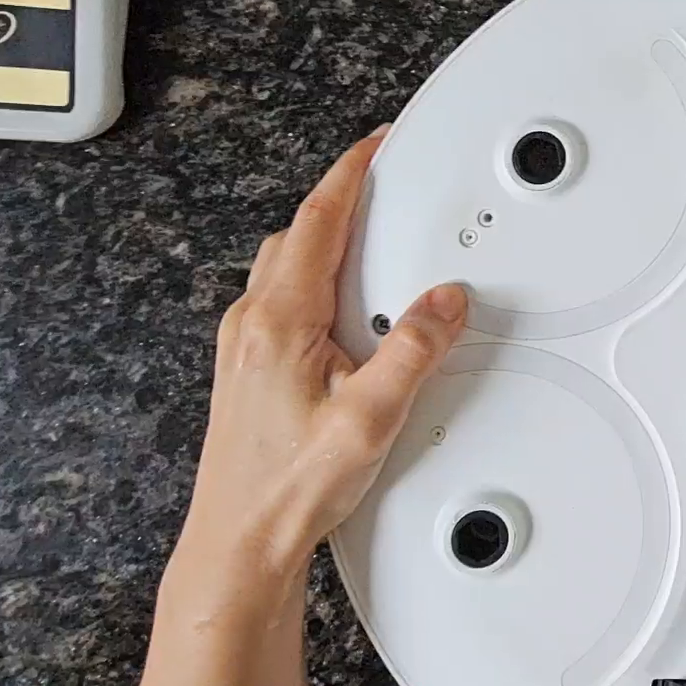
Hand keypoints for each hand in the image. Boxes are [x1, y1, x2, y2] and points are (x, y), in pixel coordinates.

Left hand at [143, 126, 466, 685]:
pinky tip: (346, 293)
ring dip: (331, 231)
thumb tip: (447, 299)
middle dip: (345, 194)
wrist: (238, 542)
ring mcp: (248, 341)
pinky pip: (285, 290)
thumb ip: (413, 350)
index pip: (319, 220)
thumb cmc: (289, 485)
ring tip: (374, 228)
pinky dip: (319, 267)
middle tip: (385, 177)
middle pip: (302, 231)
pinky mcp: (252, 361)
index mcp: (281, 320)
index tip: (377, 143)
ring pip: (290, 259)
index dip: (350, 172)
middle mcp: (255, 322)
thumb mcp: (369, 416)